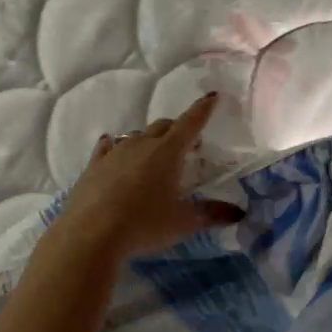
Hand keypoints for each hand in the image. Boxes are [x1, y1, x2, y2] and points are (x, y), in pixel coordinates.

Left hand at [52, 93, 244, 258]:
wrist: (91, 234)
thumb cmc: (144, 225)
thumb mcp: (182, 222)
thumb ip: (211, 214)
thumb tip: (239, 213)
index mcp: (167, 152)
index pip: (190, 123)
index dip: (203, 110)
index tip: (212, 97)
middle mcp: (141, 144)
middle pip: (163, 126)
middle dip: (178, 130)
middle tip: (188, 145)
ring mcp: (114, 152)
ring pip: (136, 135)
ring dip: (150, 139)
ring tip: (155, 154)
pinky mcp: (93, 165)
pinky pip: (108, 147)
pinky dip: (117, 146)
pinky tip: (113, 148)